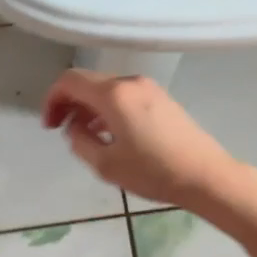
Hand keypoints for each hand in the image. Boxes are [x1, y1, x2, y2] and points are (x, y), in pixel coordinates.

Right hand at [41, 69, 245, 209]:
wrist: (206, 176)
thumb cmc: (154, 172)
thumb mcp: (106, 164)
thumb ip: (79, 141)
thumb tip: (73, 128)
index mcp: (114, 94)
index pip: (70, 81)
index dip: (52, 99)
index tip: (49, 125)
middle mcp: (131, 82)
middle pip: (89, 82)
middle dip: (70, 103)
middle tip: (62, 130)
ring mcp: (150, 88)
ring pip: (108, 89)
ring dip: (90, 107)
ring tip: (86, 136)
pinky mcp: (163, 99)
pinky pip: (126, 95)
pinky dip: (109, 108)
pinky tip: (111, 134)